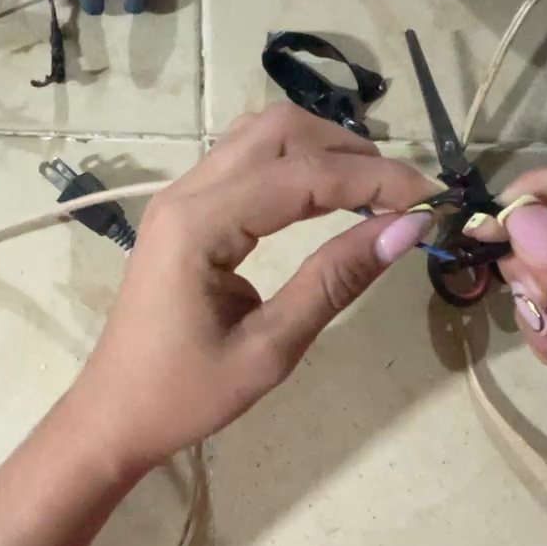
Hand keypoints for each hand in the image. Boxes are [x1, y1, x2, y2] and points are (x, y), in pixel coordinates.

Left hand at [65, 105, 435, 471]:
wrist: (114, 415)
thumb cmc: (184, 396)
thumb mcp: (268, 349)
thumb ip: (333, 282)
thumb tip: (405, 230)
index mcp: (199, 226)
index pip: (303, 174)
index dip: (375, 180)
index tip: (431, 201)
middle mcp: (184, 195)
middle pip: (279, 130)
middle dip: (350, 151)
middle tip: (402, 196)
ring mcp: (177, 200)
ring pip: (259, 137)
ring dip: (320, 150)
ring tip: (372, 192)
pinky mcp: (180, 216)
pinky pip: (241, 164)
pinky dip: (290, 167)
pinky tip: (323, 199)